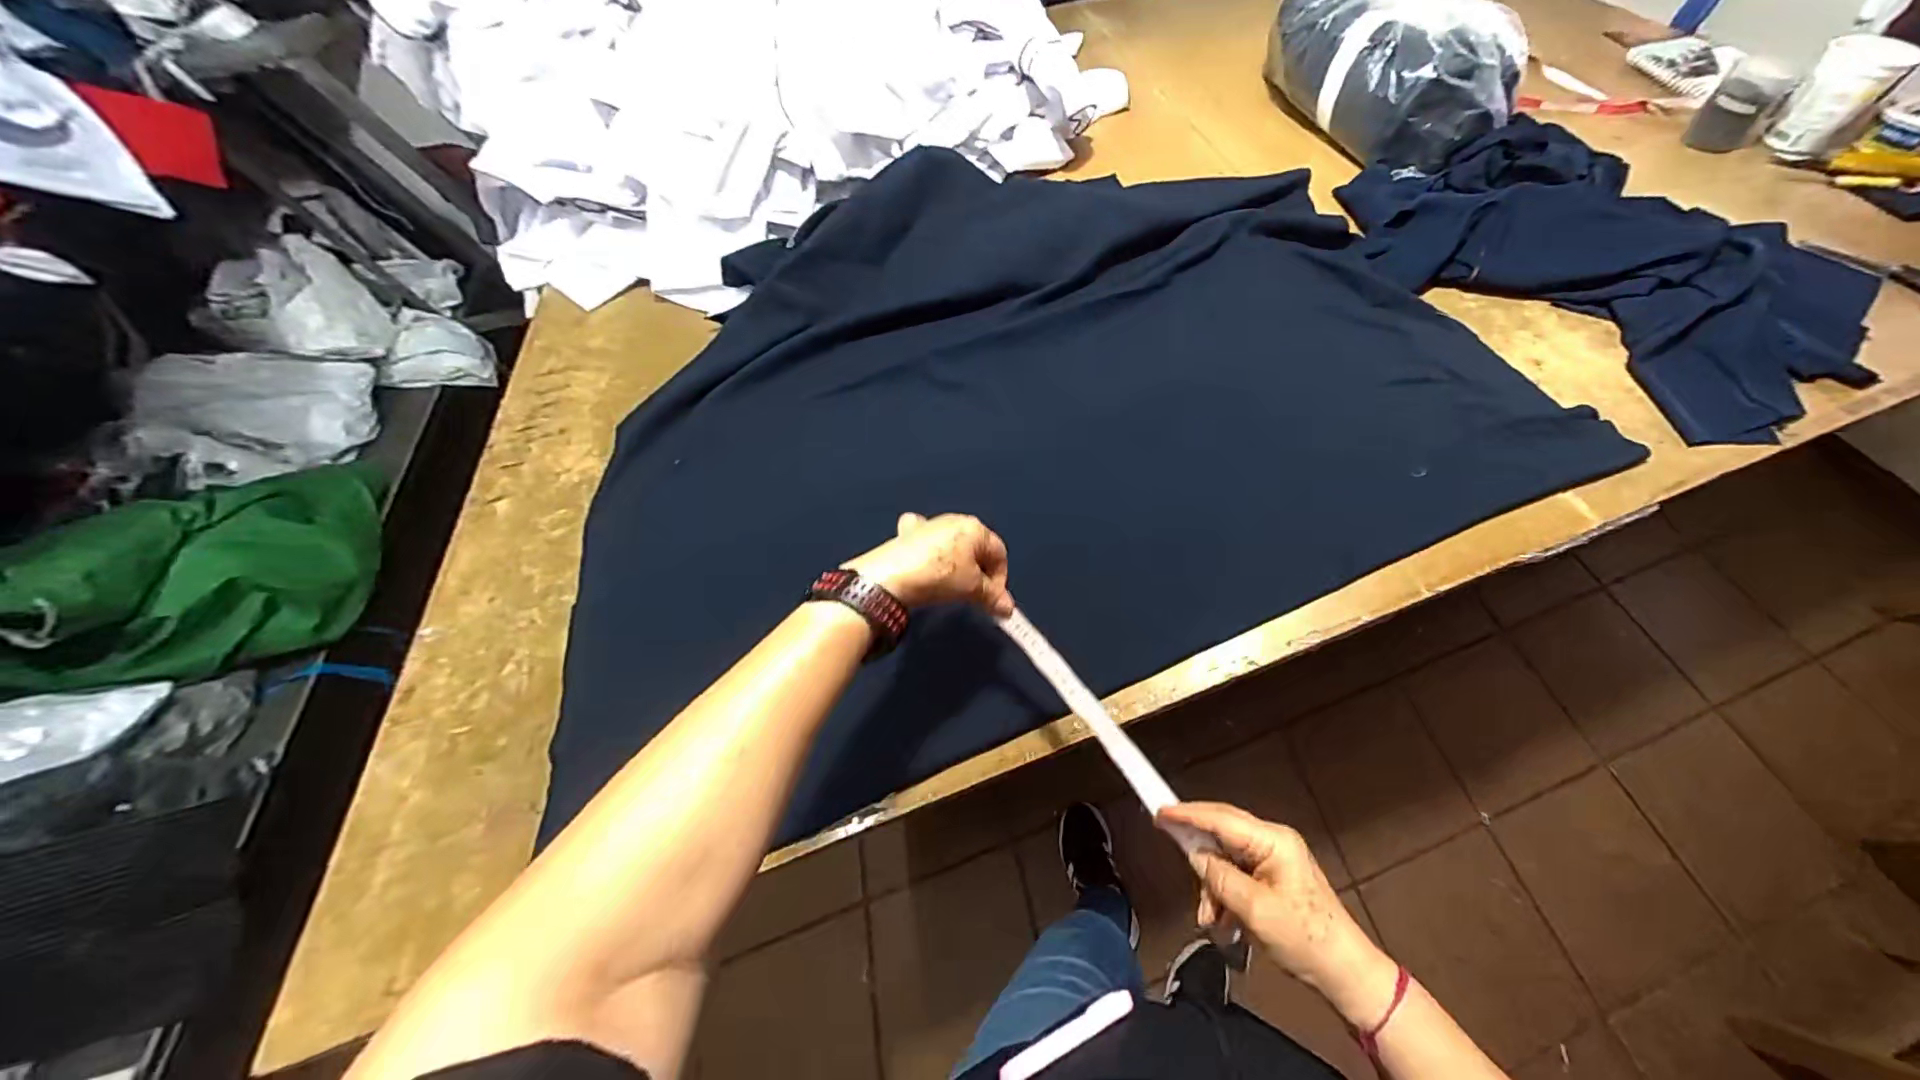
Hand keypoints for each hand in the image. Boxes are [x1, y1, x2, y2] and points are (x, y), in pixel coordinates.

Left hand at [844, 513, 1013, 615]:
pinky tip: (925, 562)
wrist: (891, 575)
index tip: (993, 600)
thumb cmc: (939, 576)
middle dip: (979, 572)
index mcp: (975, 527)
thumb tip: (1007, 608)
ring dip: (957, 564)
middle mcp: (954, 520)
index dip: (1000, 579)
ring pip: (953, 544)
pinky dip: (930, 550)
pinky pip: (926, 539)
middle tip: (974, 596)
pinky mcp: (908, 534)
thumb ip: (992, 596)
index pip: (999, 553)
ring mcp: (929, 524)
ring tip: (950, 586)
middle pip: (976, 548)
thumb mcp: (971, 589)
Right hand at [1158, 801, 1398, 1026]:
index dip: (1187, 814)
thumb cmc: (1307, 939)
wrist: (1345, 973)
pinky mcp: (1272, 876)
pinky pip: (1235, 873)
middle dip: (1199, 857)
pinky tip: (1223, 919)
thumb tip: (1194, 854)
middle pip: (1220, 834)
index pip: (1221, 817)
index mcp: (1274, 841)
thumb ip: (1218, 876)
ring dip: (1212, 885)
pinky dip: (1223, 893)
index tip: (1159, 812)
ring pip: (1224, 858)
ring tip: (1211, 916)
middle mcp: (1273, 841)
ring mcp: (1274, 858)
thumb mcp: (1254, 909)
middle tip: (1178, 865)